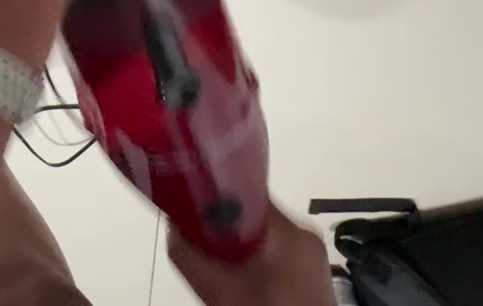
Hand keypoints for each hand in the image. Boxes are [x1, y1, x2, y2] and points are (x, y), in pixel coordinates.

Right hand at [168, 208, 335, 305]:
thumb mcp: (219, 292)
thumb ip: (188, 255)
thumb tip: (172, 228)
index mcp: (290, 231)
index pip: (242, 189)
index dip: (211, 195)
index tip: (190, 207)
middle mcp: (304, 235)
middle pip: (248, 213)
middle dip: (220, 226)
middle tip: (200, 244)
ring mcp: (310, 256)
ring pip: (258, 234)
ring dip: (234, 246)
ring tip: (220, 268)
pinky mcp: (310, 273)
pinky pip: (271, 251)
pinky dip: (250, 260)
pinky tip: (240, 282)